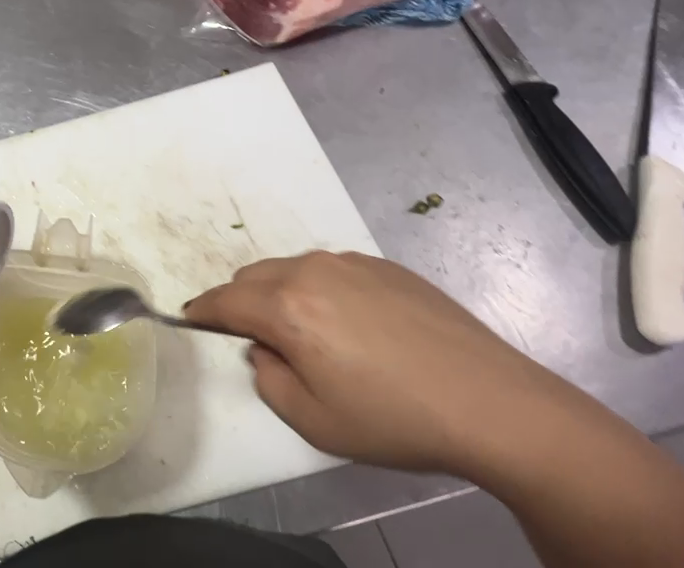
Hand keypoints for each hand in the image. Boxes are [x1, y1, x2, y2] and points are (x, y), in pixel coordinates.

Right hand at [183, 252, 602, 480]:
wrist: (493, 403)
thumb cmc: (395, 419)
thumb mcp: (314, 421)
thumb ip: (268, 379)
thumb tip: (265, 350)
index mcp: (286, 307)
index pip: (223, 300)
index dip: (201, 312)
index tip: (190, 321)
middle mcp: (311, 270)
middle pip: (253, 277)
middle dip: (242, 303)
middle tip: (261, 343)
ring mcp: (351, 262)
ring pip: (291, 269)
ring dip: (281, 293)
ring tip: (312, 337)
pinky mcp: (386, 266)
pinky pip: (332, 270)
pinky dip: (321, 289)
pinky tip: (356, 328)